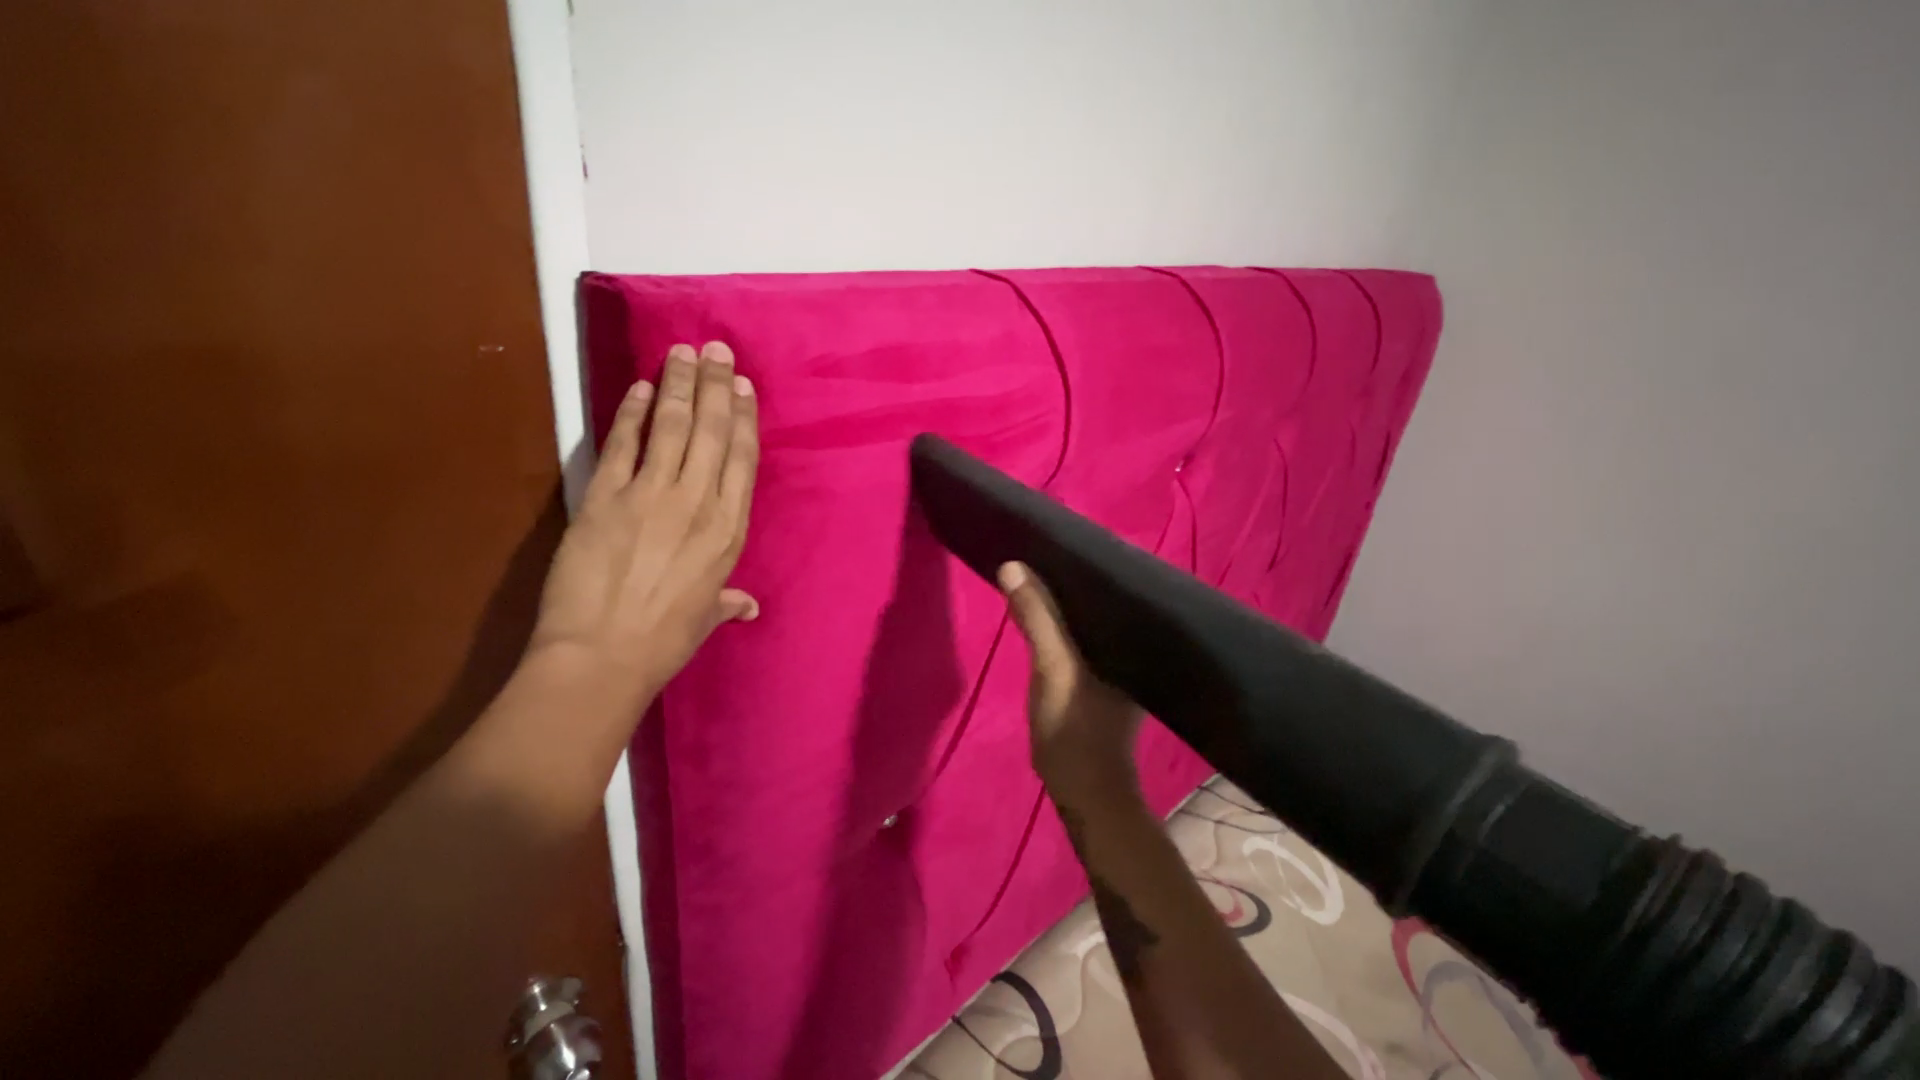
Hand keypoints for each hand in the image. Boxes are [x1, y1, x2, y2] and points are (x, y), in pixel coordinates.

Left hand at [527, 342, 759, 707]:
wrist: (603, 655)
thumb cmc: (663, 642)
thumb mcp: (704, 619)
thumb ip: (727, 603)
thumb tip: (748, 607)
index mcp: (728, 531)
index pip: (741, 460)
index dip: (743, 418)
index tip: (743, 386)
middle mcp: (697, 503)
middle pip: (711, 432)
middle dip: (715, 385)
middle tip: (715, 348)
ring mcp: (651, 495)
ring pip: (672, 427)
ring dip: (677, 384)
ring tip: (682, 352)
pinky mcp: (605, 495)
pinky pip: (623, 443)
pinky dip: (630, 412)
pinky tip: (637, 388)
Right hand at [998, 561, 1144, 809]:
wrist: (1086, 794)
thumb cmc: (1075, 731)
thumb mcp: (1052, 668)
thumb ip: (1037, 618)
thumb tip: (1014, 566)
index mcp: (1139, 637)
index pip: (1120, 584)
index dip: (1093, 561)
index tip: (1063, 538)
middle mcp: (1141, 646)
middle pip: (1106, 600)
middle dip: (1078, 580)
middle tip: (1045, 553)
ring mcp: (1125, 665)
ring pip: (1096, 621)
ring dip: (1072, 604)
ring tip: (1043, 577)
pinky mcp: (1108, 681)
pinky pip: (1089, 640)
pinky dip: (1070, 628)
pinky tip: (1050, 620)